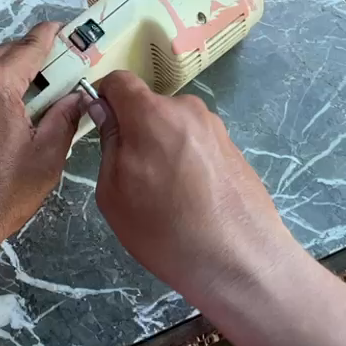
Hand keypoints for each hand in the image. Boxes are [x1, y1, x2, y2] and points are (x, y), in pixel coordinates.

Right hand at [90, 71, 305, 305]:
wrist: (242, 264)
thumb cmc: (165, 229)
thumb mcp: (114, 191)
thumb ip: (108, 141)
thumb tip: (103, 109)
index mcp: (151, 113)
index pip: (118, 81)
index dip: (105, 99)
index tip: (103, 127)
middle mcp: (186, 109)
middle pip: (149, 106)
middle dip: (136, 129)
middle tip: (135, 173)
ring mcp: (215, 128)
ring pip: (174, 125)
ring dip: (164, 145)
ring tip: (169, 193)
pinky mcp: (235, 149)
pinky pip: (198, 143)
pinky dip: (189, 161)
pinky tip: (194, 199)